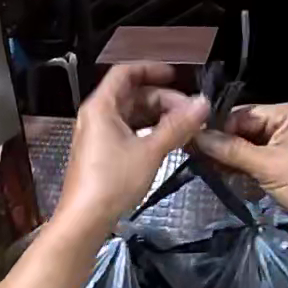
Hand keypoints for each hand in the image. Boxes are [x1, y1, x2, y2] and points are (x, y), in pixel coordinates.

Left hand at [53, 63, 208, 239]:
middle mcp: (95, 116)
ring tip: (185, 128)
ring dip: (157, 117)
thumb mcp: (150, 151)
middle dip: (162, 99)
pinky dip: (147, 132)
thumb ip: (177, 126)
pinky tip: (168, 142)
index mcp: (101, 107)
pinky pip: (126, 131)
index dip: (151, 69)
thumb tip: (202, 103)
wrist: (85, 217)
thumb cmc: (113, 181)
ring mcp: (96, 135)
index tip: (177, 76)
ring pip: (131, 115)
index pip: (124, 73)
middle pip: (131, 95)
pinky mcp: (100, 152)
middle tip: (191, 114)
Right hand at [193, 102, 287, 232]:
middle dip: (221, 146)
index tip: (192, 146)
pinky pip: (252, 158)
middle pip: (240, 129)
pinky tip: (224, 176)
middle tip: (196, 161)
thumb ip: (229, 150)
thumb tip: (194, 136)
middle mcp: (285, 121)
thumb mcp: (267, 166)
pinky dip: (239, 167)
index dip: (216, 129)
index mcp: (287, 112)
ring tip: (209, 170)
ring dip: (228, 159)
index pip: (239, 114)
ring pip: (244, 145)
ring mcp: (284, 142)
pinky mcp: (282, 160)